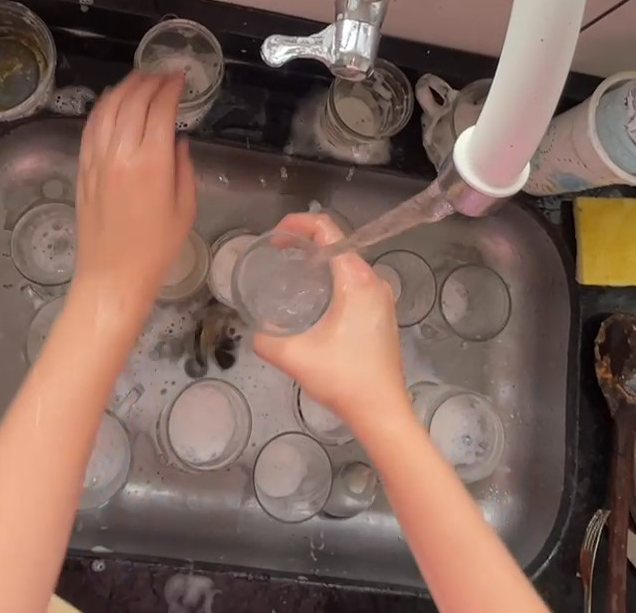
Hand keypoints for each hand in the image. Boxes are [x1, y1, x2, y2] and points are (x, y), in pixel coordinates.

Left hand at [73, 72, 195, 312]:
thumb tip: (179, 141)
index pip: (160, 109)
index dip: (171, 88)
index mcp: (152, 163)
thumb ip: (184, 167)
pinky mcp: (83, 169)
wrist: (112, 275)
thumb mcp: (185, 207)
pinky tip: (112, 100)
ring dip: (125, 88)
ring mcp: (97, 160)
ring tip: (140, 78)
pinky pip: (90, 128)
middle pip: (133, 101)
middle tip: (163, 73)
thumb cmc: (156, 247)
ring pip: (108, 109)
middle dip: (150, 81)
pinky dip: (102, 107)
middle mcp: (121, 154)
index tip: (181, 78)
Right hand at [253, 214, 408, 434]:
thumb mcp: (295, 357)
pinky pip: (355, 279)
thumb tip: (253, 330)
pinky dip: (332, 275)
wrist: (382, 411)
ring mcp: (381, 296)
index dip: (299, 223)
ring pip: (347, 261)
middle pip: (338, 242)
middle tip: (277, 251)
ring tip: (291, 269)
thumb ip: (266, 339)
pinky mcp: (382, 312)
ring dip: (320, 258)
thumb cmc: (343, 379)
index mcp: (356, 279)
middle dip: (306, 239)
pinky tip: (314, 295)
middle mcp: (373, 280)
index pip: (328, 230)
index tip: (275, 236)